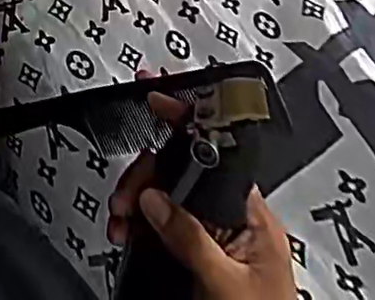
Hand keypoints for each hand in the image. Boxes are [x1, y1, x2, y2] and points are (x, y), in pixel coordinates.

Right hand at [108, 88, 296, 299]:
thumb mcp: (227, 285)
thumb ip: (190, 236)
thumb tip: (155, 198)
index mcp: (250, 213)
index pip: (214, 149)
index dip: (183, 117)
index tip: (156, 94)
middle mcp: (230, 216)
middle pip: (179, 169)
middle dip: (145, 175)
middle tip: (127, 197)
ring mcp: (210, 233)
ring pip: (163, 193)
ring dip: (135, 201)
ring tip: (123, 220)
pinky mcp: (193, 251)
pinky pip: (157, 220)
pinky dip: (136, 222)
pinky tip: (128, 232)